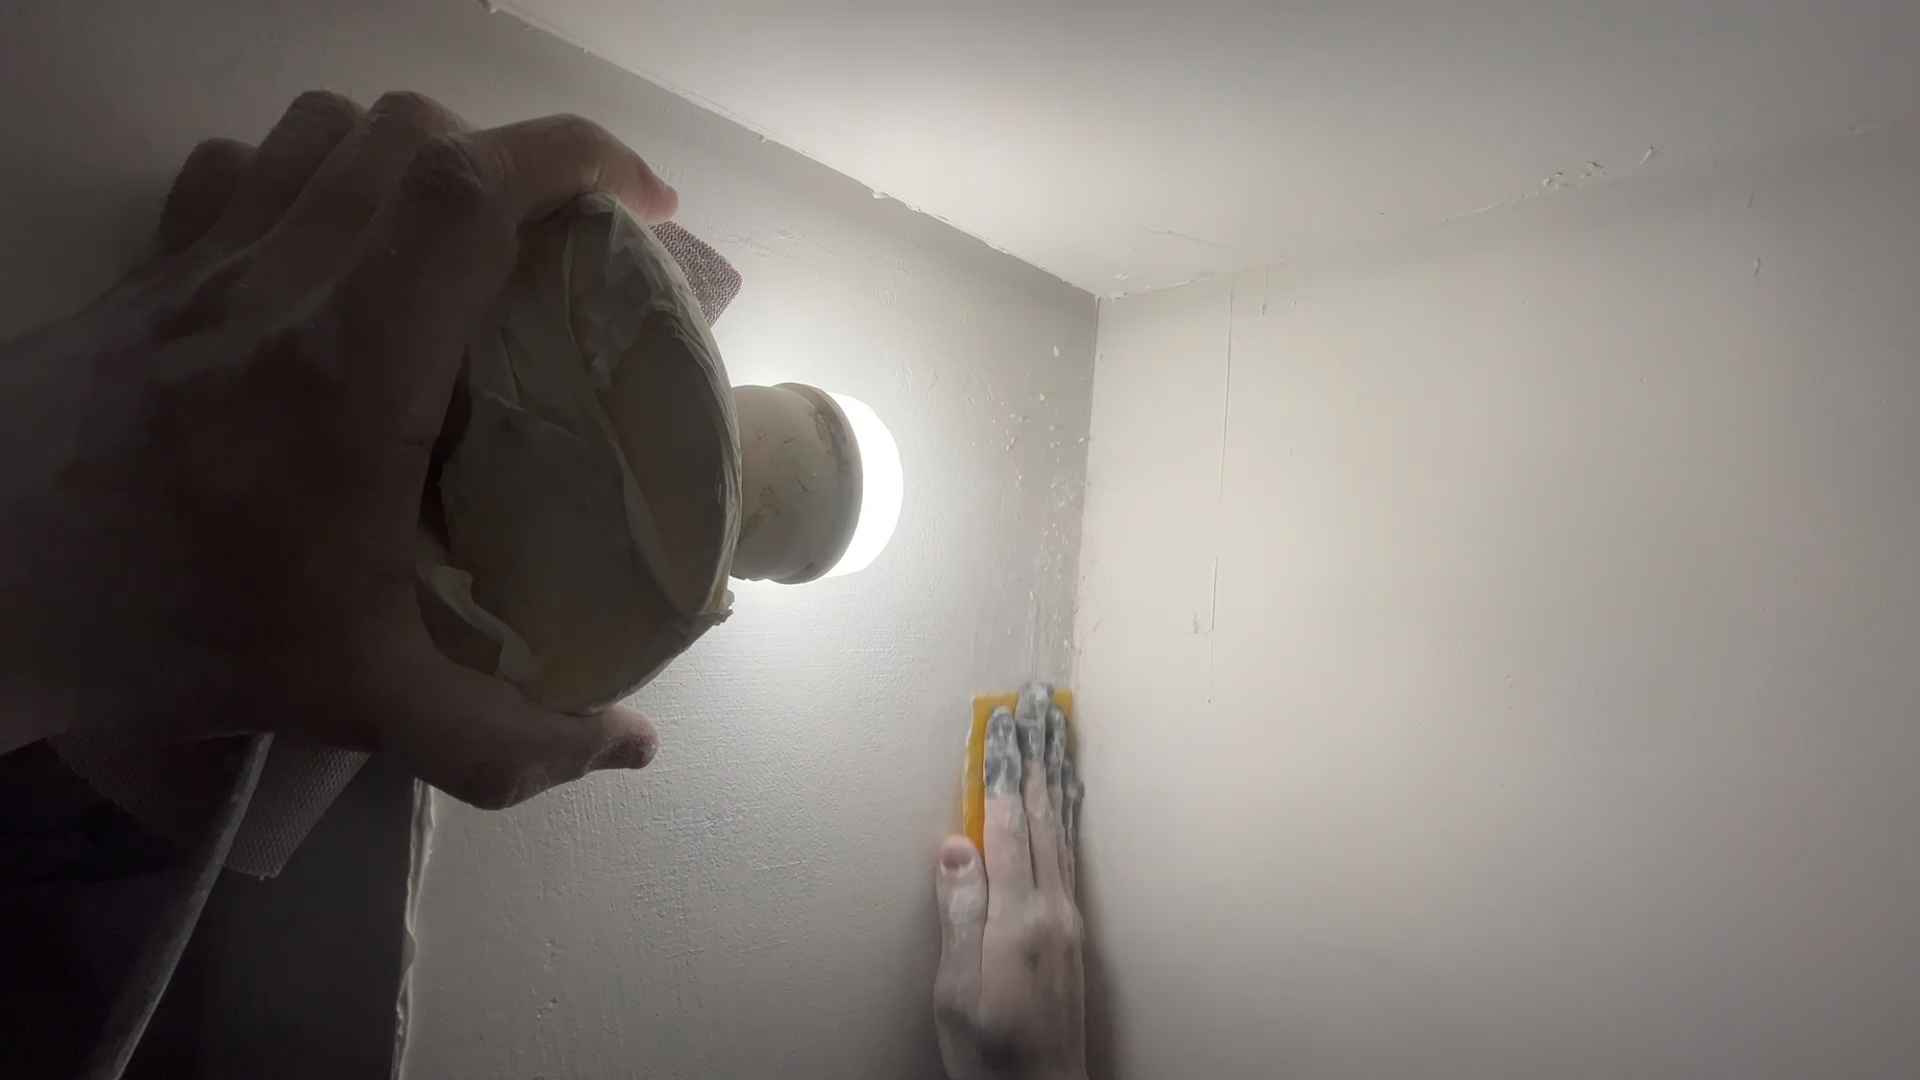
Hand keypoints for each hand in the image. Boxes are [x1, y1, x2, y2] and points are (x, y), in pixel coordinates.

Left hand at [0, 90, 678, 807]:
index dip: (577, 161)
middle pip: (414, 138)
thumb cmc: (182, 639)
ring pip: (333, 133)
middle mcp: (277, 290)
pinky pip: (255, 168)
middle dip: (523, 160)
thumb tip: (636, 746)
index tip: (646, 204)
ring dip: (433, 164)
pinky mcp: (151, 271)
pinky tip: (362, 252)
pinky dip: (332, 180)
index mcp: (351, 375)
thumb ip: (514, 741)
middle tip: (575, 240)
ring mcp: (201, 267)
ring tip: (484, 240)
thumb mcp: (371, 708)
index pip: (466, 196)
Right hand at [934, 686, 1087, 1079]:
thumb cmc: (988, 1048)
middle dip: (1038, 754)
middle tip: (1039, 705)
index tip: (1002, 724)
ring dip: (1055, 773)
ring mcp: (1068, 913)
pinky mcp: (1072, 926)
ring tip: (1057, 732)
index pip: (1006, 823)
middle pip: (1041, 813)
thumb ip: (959, 912)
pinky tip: (1065, 796)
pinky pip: (1069, 850)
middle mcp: (1051, 904)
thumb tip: (955, 843)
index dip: (1002, 770)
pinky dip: (1066, 811)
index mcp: (1018, 914)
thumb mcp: (956, 988)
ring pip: (1059, 826)